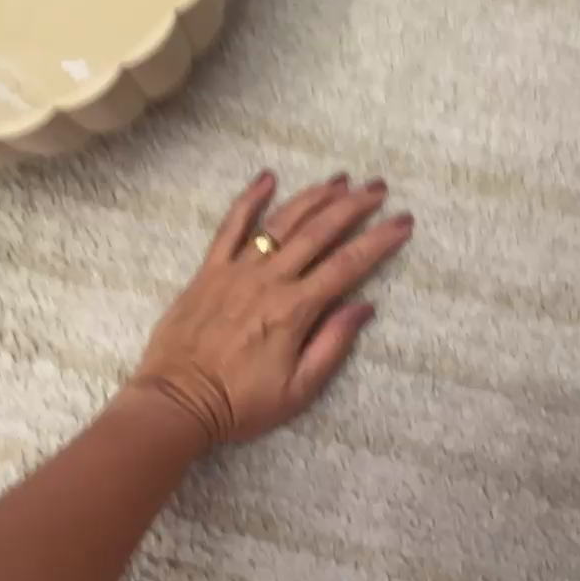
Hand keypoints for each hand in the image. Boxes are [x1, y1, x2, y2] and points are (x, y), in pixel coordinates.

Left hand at [125, 171, 413, 445]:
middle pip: (319, 232)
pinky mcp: (209, 270)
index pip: (348, 265)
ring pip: (281, 222)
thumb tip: (364, 307)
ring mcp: (236, 271)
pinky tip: (268, 177)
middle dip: (353, 206)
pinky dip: (249, 199)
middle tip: (378, 188)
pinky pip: (230, 226)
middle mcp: (269, 281)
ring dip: (314, 197)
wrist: (176, 401)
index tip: (403, 222)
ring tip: (341, 179)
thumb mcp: (298, 390)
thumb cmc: (241, 403)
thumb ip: (333, 345)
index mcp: (294, 310)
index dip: (379, 240)